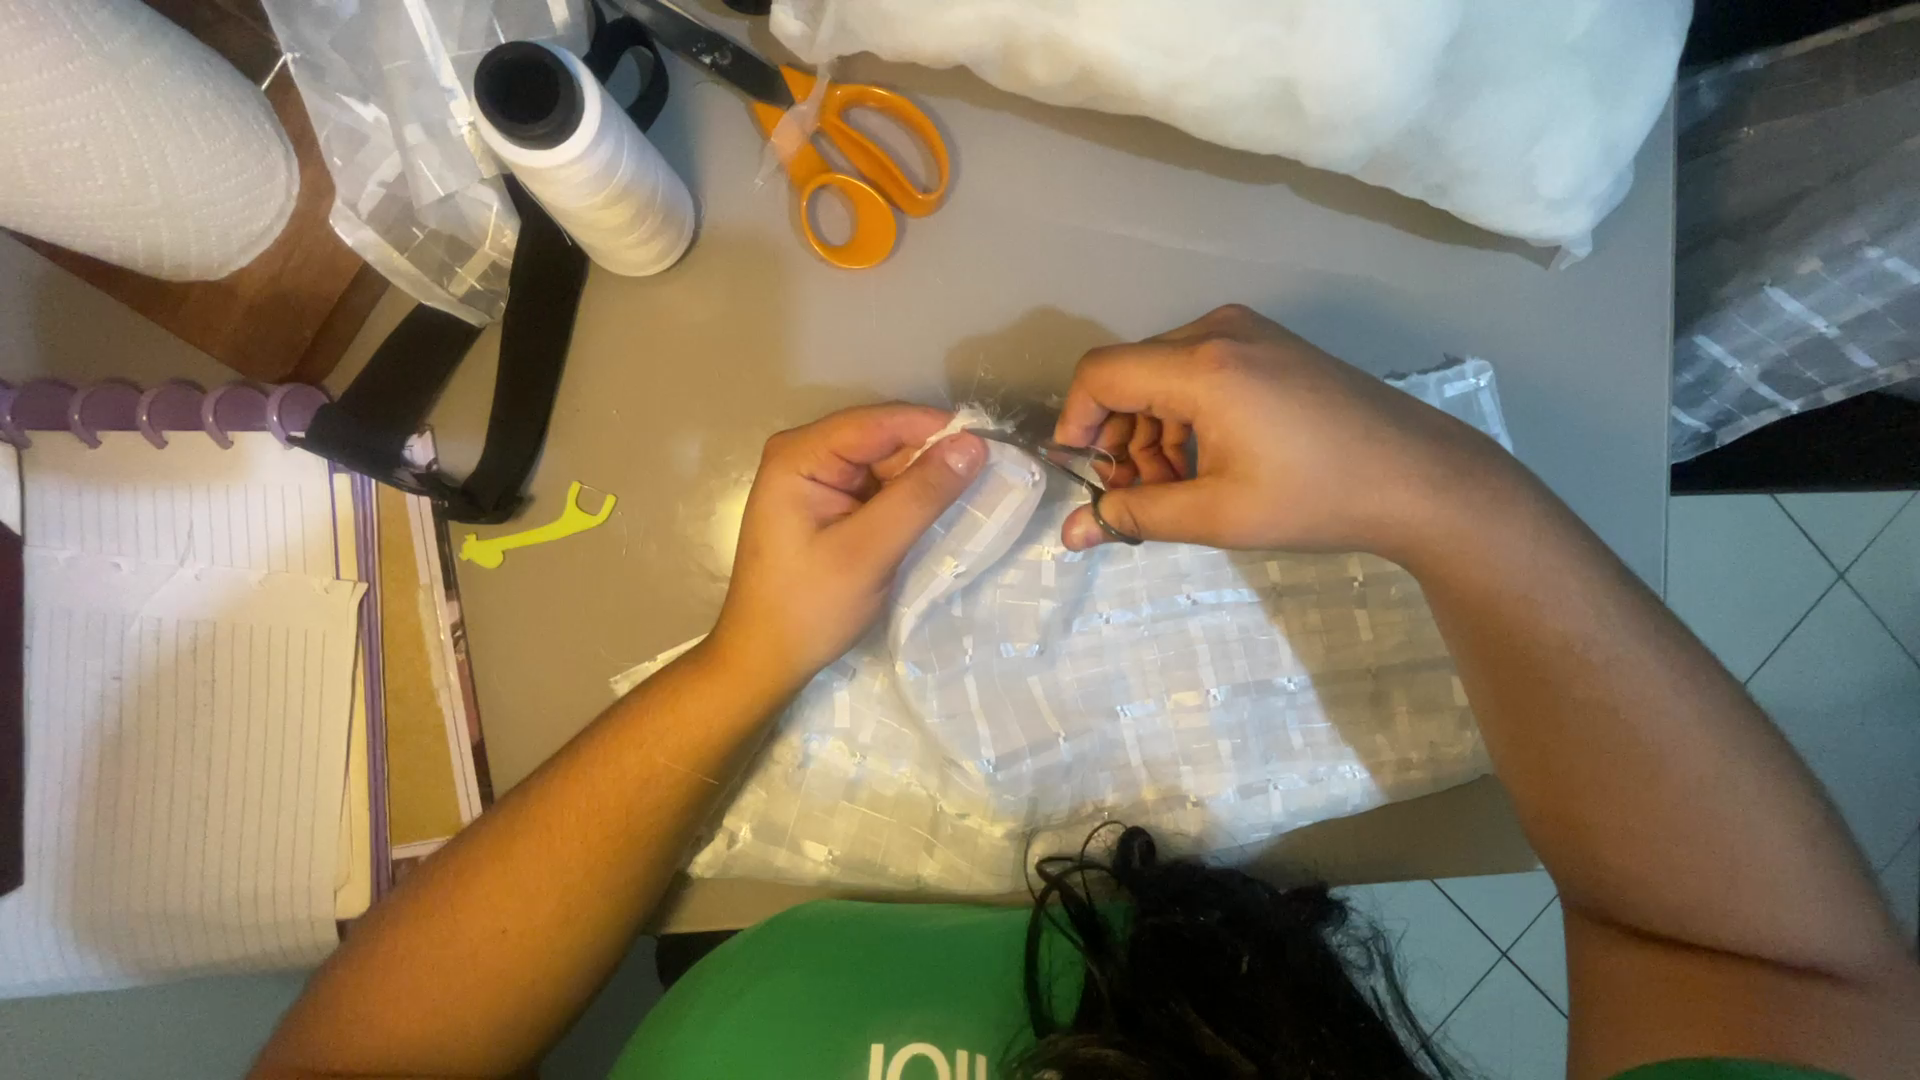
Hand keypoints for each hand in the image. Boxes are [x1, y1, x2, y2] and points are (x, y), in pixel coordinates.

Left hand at [707, 404, 984, 695]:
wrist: (766, 659)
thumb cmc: (809, 608)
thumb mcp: (869, 552)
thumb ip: (920, 496)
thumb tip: (973, 444)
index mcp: (802, 454)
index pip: (882, 422)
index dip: (937, 430)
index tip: (991, 451)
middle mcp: (807, 454)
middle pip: (886, 440)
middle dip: (933, 459)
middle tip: (988, 485)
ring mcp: (818, 480)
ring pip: (889, 464)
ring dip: (926, 483)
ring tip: (972, 503)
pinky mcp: (831, 504)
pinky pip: (881, 488)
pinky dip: (910, 502)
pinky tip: (939, 519)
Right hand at [1053, 305, 1521, 561]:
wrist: (1422, 479)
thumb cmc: (1315, 498)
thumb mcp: (1215, 515)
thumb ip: (1134, 517)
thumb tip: (1070, 534)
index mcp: (1202, 366)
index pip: (1100, 374)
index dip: (1076, 423)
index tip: (1082, 473)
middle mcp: (1218, 332)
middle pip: (1130, 376)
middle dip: (1120, 440)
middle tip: (1141, 496)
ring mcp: (1248, 333)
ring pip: (1162, 377)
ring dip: (1152, 433)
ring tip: (1179, 486)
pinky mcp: (1269, 346)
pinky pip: (1197, 373)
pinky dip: (1184, 417)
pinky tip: (1209, 460)